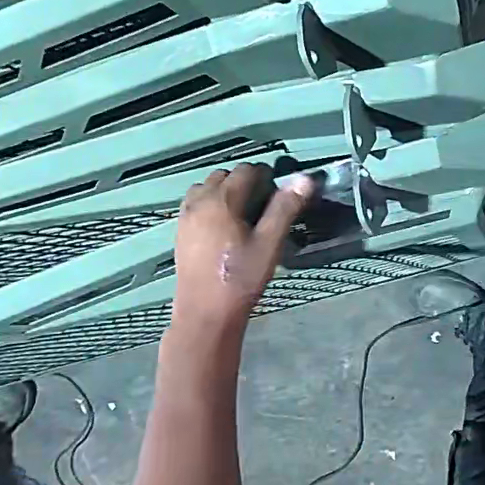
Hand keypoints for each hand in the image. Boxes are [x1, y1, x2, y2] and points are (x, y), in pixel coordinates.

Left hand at [170, 163, 314, 337]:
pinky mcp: (181, 232)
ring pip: (207, 188)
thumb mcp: (270, 243)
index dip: (266, 176)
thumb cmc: (241, 278)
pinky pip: (196, 204)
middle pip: (224, 175)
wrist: (205, 313)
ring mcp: (185, 217)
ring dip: (226, 191)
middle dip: (246, 182)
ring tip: (244, 214)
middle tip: (265, 205)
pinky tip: (225, 227)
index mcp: (221, 200)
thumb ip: (285, 208)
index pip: (246, 170)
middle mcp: (199, 202)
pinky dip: (212, 204)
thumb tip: (304, 179)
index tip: (280, 193)